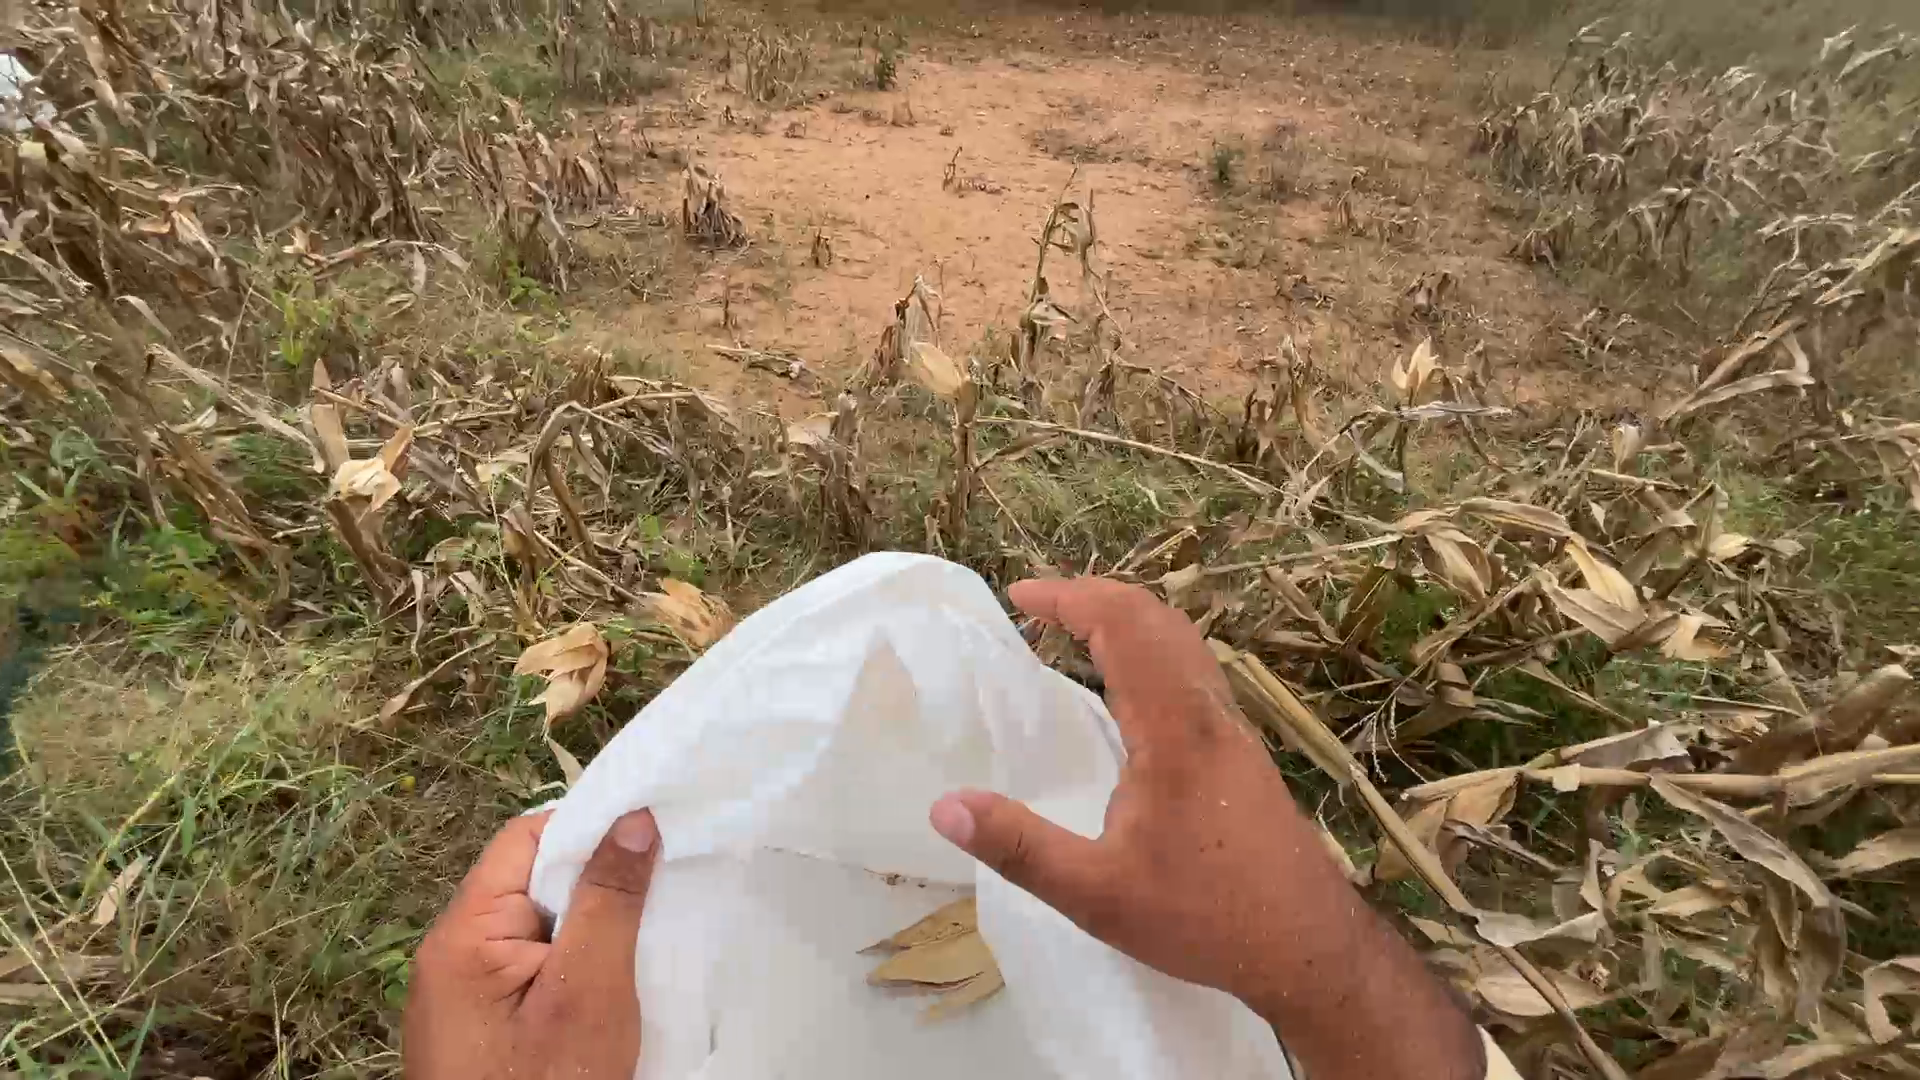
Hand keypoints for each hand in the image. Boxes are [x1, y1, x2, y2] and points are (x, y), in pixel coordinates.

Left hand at [404, 809, 659, 1079]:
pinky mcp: (488, 1016)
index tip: (646, 832)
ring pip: (542, 915)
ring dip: (594, 912)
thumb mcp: (589, 988)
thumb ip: (609, 898)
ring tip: (645, 916)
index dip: (586, 826)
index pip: (525, 839)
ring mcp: (468, 988)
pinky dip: (582, 947)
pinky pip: (539, 954)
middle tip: (656, 878)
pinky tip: (619, 961)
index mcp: (462, 934)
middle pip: (532, 874)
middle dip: (596, 872)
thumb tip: (635, 817)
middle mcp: (454, 952)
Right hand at [930, 578, 1481, 1079]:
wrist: (1312, 949)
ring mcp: (1229, 723)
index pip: (1120, 626)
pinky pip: (1188, 662)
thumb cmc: (1205, 917)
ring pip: (1177, 636)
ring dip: (1122, 614)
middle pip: (1152, 615)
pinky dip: (1146, 641)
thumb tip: (944, 807)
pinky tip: (1125, 679)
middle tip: (1038, 605)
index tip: (1018, 595)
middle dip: (1091, 595)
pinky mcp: (1239, 743)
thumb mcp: (1097, 895)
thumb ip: (1020, 848)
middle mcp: (1206, 709)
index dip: (1066, 599)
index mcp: (1173, 727)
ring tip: (1073, 626)